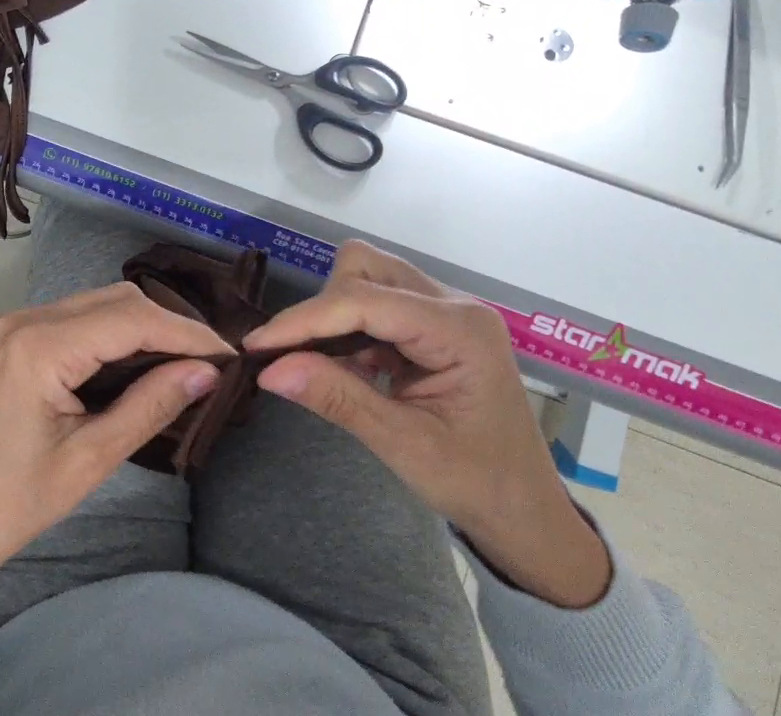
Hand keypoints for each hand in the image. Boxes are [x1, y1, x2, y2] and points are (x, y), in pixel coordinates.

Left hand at [0, 283, 229, 642]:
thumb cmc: (14, 504)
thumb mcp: (91, 458)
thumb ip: (151, 406)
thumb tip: (208, 372)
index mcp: (38, 347)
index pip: (131, 320)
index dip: (187, 334)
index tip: (231, 357)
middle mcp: (23, 321)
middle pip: (115, 300)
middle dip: (168, 326)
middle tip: (211, 364)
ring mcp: (11, 327)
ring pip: (96, 305)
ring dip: (142, 328)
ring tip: (184, 364)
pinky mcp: (10, 340)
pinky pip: (73, 320)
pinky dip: (111, 335)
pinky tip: (138, 364)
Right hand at [244, 242, 610, 608]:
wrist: (524, 511)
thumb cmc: (477, 483)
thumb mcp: (403, 445)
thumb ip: (338, 398)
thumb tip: (270, 370)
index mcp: (459, 330)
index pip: (363, 301)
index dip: (304, 320)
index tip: (256, 347)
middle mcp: (453, 306)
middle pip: (366, 270)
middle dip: (321, 308)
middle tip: (295, 358)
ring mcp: (445, 313)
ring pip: (368, 279)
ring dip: (333, 316)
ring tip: (317, 365)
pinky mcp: (432, 327)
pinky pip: (376, 306)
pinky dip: (348, 330)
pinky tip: (343, 369)